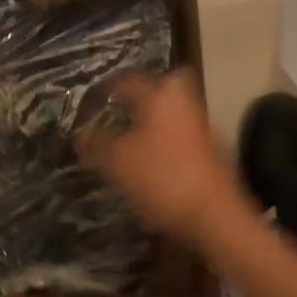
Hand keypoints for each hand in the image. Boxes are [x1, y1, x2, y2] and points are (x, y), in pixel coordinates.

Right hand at [79, 69, 250, 242]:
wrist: (215, 216)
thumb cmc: (162, 178)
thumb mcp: (117, 162)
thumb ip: (96, 143)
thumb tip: (81, 132)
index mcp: (159, 93)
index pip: (127, 80)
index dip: (107, 89)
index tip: (94, 99)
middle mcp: (183, 99)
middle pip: (159, 87)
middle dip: (142, 95)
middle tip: (122, 108)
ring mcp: (202, 123)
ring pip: (172, 110)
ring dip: (154, 119)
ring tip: (132, 138)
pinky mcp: (212, 148)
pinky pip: (182, 132)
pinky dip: (167, 138)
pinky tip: (154, 159)